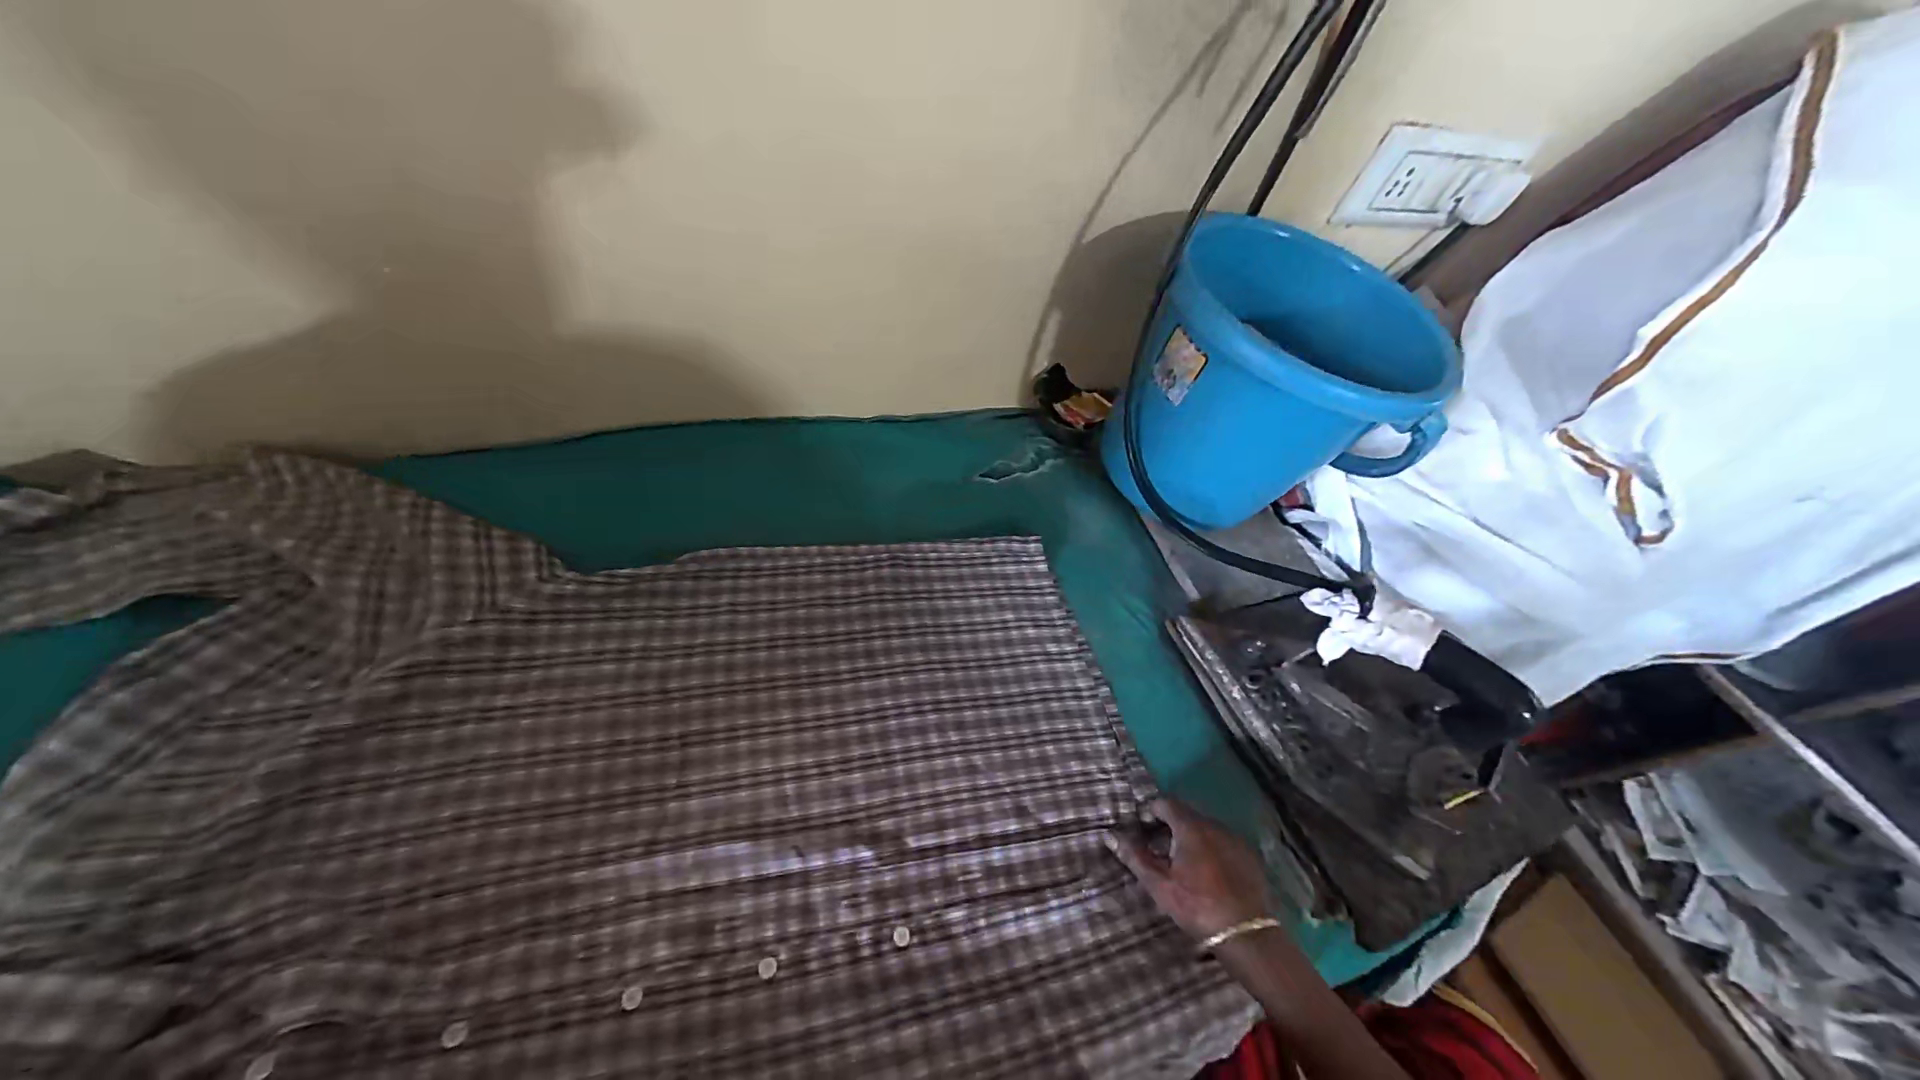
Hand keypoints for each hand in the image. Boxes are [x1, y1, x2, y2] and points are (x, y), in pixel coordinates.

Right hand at [1105, 798, 1271, 940]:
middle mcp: (1215, 825)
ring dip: (1191, 838)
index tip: (1142, 828)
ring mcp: (1236, 840)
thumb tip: (1110, 835)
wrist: (1245, 934)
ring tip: (1182, 863)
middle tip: (1158, 849)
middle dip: (1169, 826)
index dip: (1151, 811)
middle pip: (1186, 815)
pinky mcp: (1250, 857)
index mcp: (1191, 827)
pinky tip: (1208, 873)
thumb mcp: (1159, 884)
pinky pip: (1224, 843)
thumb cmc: (1196, 906)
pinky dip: (1211, 849)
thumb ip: (1135, 856)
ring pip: (1206, 829)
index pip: (1166, 803)